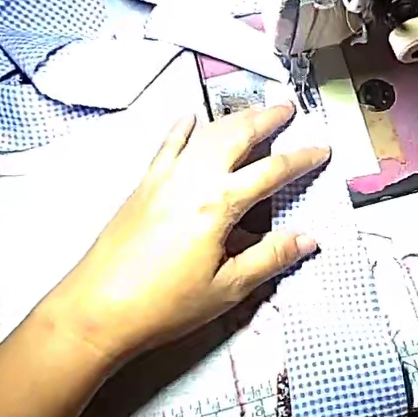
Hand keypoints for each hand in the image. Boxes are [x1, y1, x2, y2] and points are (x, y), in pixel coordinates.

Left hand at [35, 104, 329, 366]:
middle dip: (264, 119)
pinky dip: (183, 128)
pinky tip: (189, 118)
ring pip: (203, 133)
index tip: (319, 149)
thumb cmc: (163, 304)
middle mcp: (191, 179)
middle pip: (235, 135)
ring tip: (250, 112)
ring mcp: (164, 177)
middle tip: (285, 109)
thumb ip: (269, 258)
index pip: (270, 171)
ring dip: (231, 118)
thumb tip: (307, 240)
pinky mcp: (143, 184)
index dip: (300, 158)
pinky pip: (167, 145)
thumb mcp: (227, 288)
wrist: (97, 306)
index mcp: (218, 204)